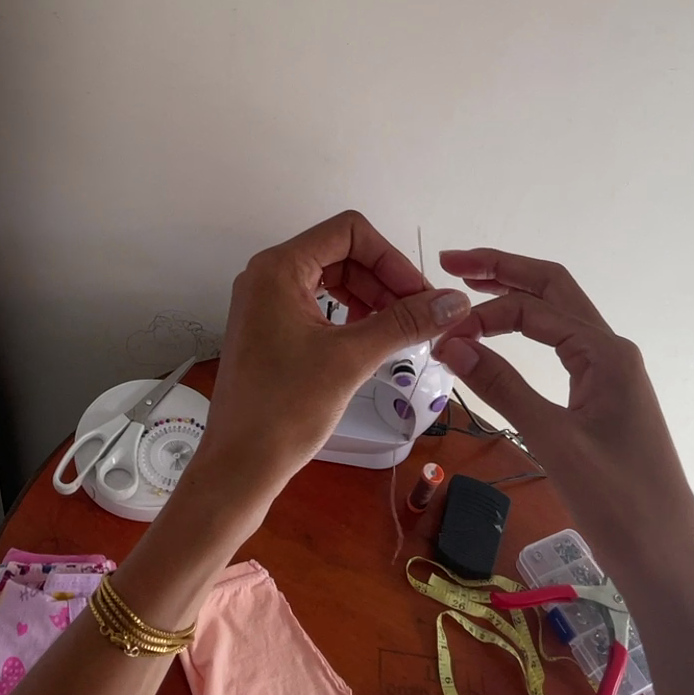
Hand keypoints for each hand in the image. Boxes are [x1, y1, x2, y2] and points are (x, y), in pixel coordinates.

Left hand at [189, 211, 472, 503]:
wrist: (240, 463)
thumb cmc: (286, 409)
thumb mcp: (351, 358)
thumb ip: (404, 322)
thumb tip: (454, 301)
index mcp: (278, 268)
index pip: (348, 231)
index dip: (391, 258)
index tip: (420, 296)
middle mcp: (268, 275)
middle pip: (342, 252)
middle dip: (385, 279)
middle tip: (419, 316)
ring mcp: (266, 301)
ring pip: (333, 278)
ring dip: (372, 297)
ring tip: (402, 329)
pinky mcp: (270, 326)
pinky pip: (319, 303)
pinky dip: (351, 314)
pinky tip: (374, 337)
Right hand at [432, 248, 693, 572]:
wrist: (667, 558)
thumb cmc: (616, 499)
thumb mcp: (553, 439)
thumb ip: (501, 385)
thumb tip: (449, 341)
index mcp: (606, 352)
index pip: (533, 310)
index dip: (483, 314)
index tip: (441, 335)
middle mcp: (611, 350)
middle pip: (553, 288)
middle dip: (503, 270)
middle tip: (450, 260)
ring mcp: (610, 372)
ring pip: (557, 314)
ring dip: (515, 294)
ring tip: (469, 284)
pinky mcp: (603, 395)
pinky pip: (560, 344)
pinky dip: (526, 329)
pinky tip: (503, 332)